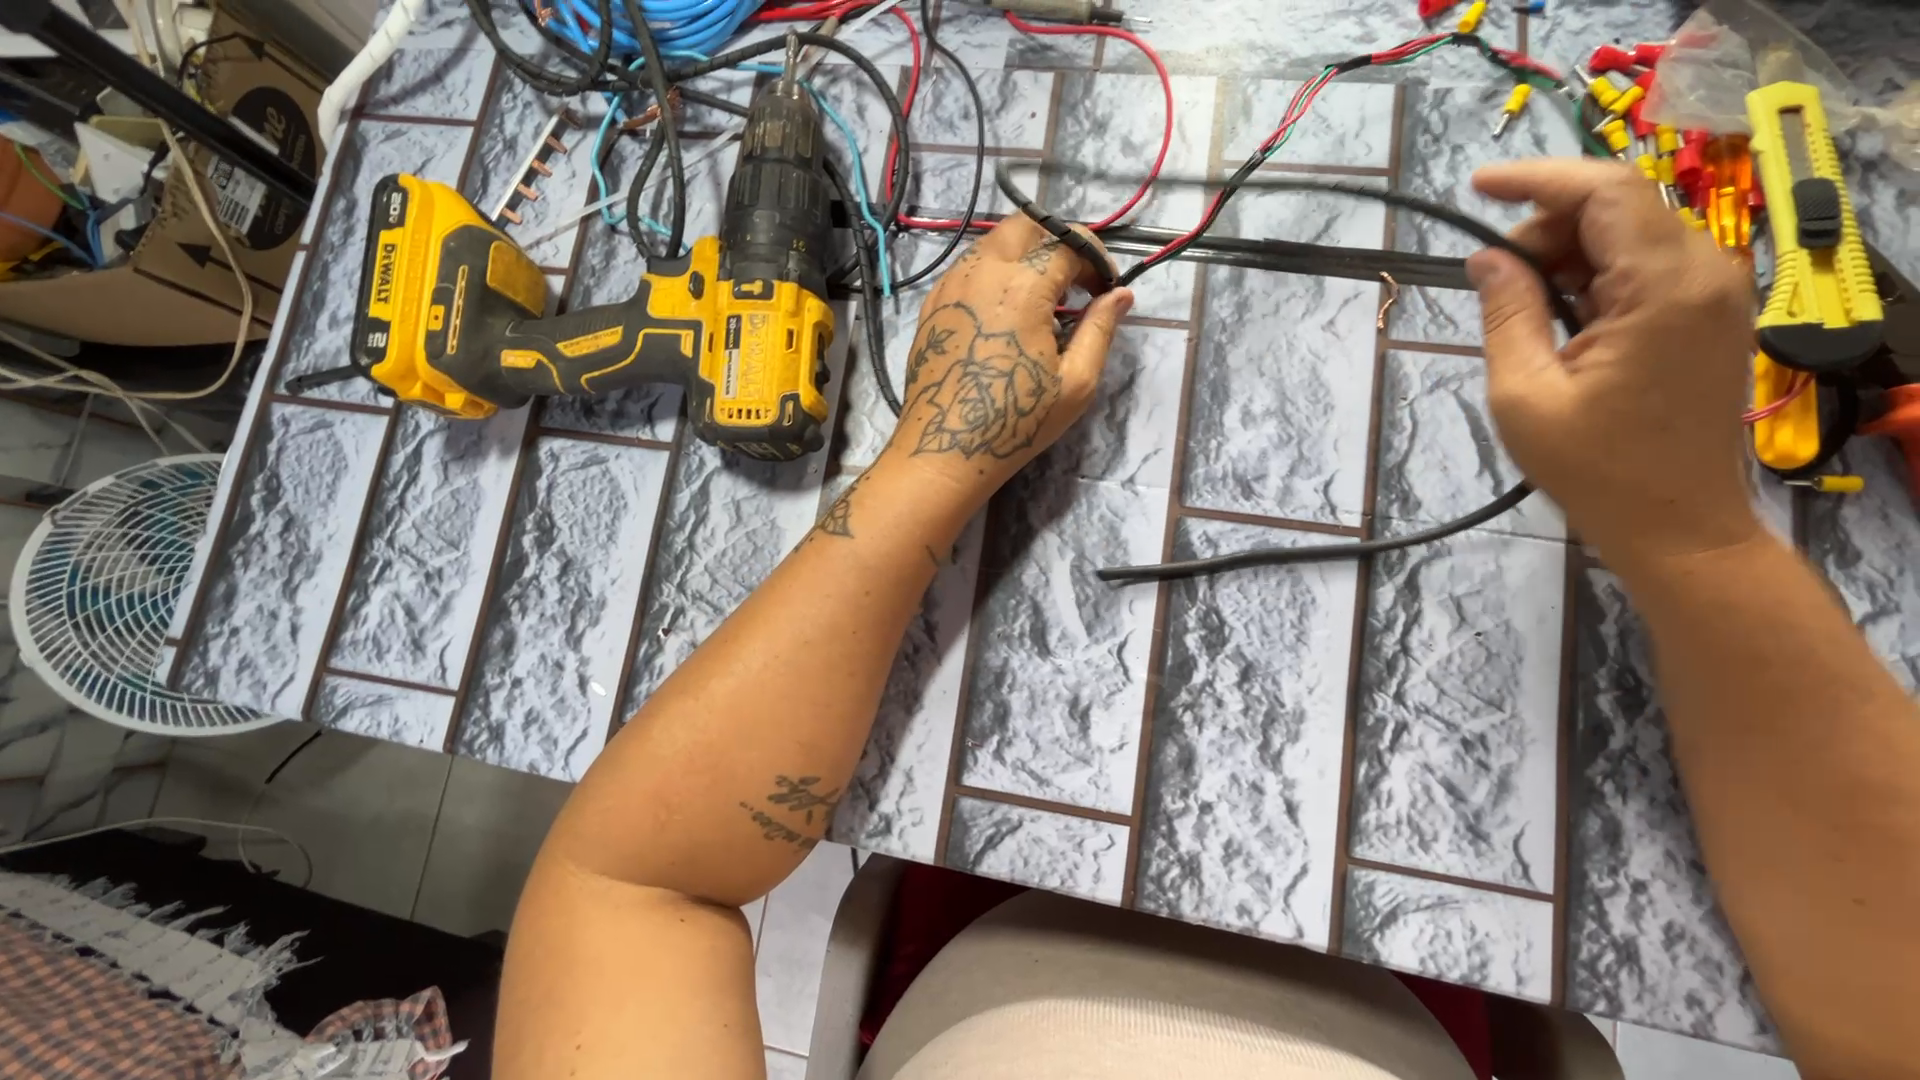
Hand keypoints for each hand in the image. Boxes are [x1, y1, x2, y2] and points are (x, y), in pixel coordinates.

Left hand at [875, 214, 1132, 514]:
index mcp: (1022, 287)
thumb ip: (1100, 329)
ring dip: (1024, 255)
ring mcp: (950, 286)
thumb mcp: (1074, 382)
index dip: (1096, 259)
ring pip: (992, 244)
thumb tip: (1121, 295)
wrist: (945, 447)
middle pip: (1024, 226)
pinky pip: (968, 269)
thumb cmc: (1016, 420)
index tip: (1105, 288)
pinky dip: (995, 274)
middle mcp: (982, 272)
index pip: (1068, 243)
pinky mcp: (933, 305)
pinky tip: (1006, 314)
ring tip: (1043, 298)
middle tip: (1075, 280)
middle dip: (1057, 241)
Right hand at [1469, 159, 1762, 570]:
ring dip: (1568, 253)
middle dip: (1546, 228)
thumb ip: (1506, 313)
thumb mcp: (1523, 392)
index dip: (1537, 179)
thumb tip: (1487, 258)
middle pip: (1619, 208)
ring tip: (1519, 304)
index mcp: (1663, 289)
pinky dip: (1595, 275)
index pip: (1606, 193)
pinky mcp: (1708, 315)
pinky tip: (1558, 314)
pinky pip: (1647, 267)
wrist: (1675, 522)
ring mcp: (1714, 293)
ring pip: (1632, 235)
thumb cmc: (1591, 466)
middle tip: (1490, 279)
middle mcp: (1704, 274)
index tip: (1476, 187)